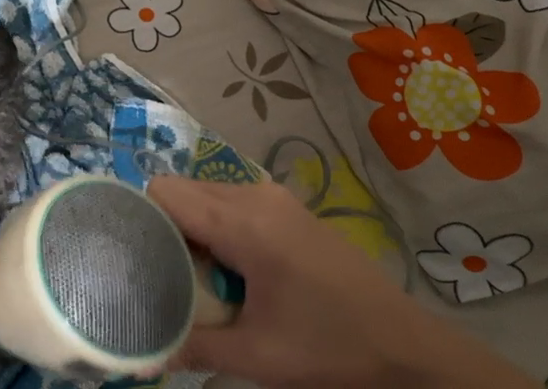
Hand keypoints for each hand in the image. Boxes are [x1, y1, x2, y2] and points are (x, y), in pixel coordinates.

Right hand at [147, 176, 538, 388]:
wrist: (415, 351)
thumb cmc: (334, 350)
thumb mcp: (260, 358)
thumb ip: (194, 346)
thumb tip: (138, 354)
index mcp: (243, 222)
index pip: (163, 191)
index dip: (140, 217)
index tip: (133, 254)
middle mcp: (254, 194)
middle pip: (180, 190)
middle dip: (164, 228)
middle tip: (163, 274)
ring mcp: (274, 197)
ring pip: (203, 193)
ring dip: (191, 228)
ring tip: (198, 278)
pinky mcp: (287, 208)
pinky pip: (229, 201)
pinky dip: (216, 226)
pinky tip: (231, 271)